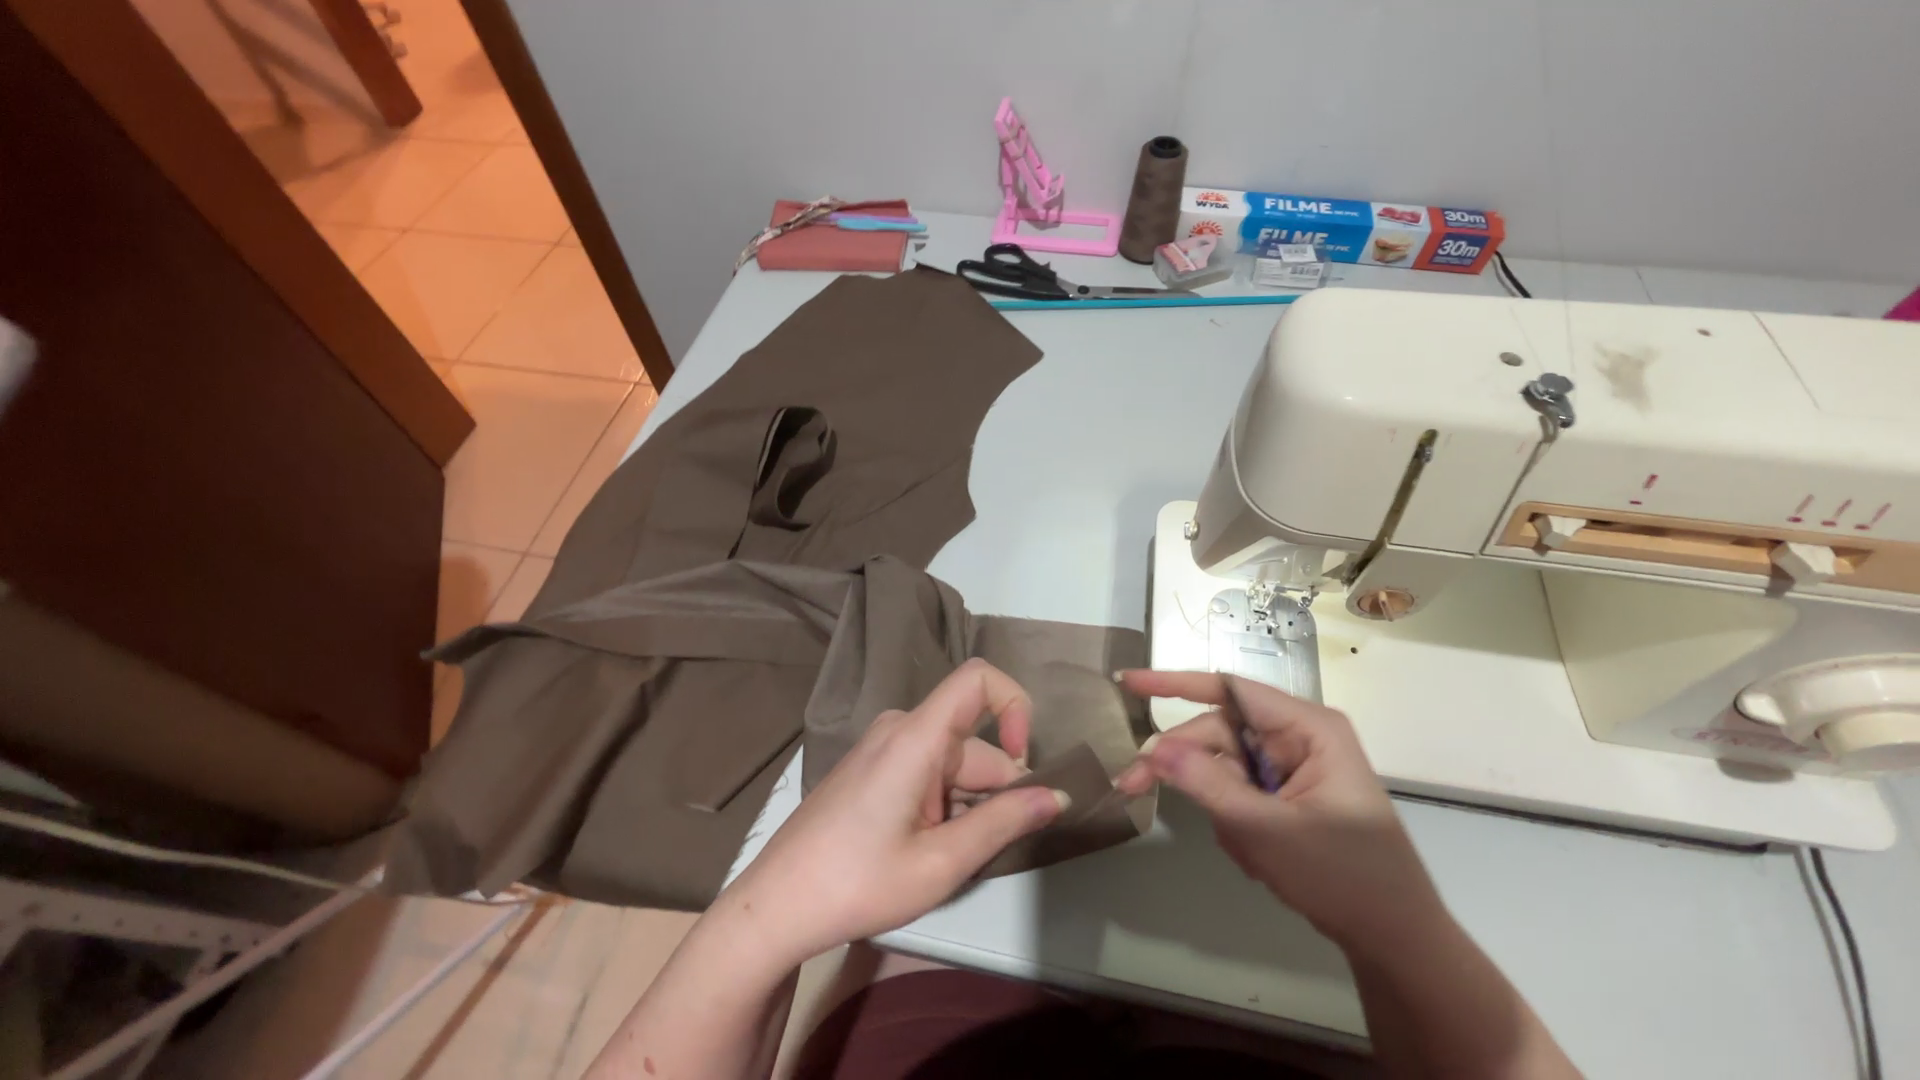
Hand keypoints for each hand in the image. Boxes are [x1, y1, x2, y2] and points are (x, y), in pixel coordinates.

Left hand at [718, 659, 1068, 967]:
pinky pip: (927, 771)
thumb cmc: (858, 884)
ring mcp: (881, 749)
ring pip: (952, 762)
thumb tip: (1057, 795)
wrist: (777, 905)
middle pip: (972, 740)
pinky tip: (927, 849)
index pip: (978, 679)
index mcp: (914, 737)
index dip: (1016, 706)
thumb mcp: (942, 862)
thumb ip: (1004, 822)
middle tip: (982, 850)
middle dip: (994, 789)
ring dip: (967, 804)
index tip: (1024, 766)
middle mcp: (898, 729)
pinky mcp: (872, 769)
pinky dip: (943, 804)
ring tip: (947, 859)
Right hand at [1113, 671, 1445, 950]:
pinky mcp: (1287, 796)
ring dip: (1219, 807)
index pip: (1229, 689)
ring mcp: (1293, 767)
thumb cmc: (1342, 874)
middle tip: (1132, 787)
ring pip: (1224, 767)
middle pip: (1217, 732)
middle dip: (1183, 763)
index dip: (1173, 683)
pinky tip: (1257, 857)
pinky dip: (1233, 823)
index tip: (1127, 683)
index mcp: (1307, 727)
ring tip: (1247, 851)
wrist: (1393, 937)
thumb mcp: (1266, 829)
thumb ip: (1207, 784)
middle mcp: (1298, 737)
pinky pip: (1238, 794)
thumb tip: (1153, 748)